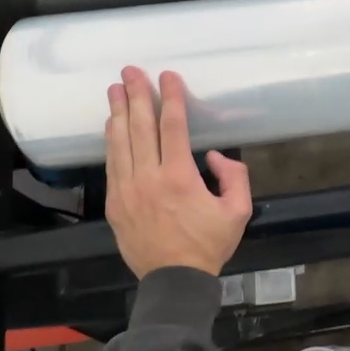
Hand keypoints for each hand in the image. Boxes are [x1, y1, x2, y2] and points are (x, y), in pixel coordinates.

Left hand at [104, 67, 252, 277]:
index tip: (167, 76)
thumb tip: (214, 157)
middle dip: (135, 96)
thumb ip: (235, 177)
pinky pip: (112, 164)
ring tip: (115, 89)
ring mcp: (127, 190)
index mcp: (180, 177)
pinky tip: (112, 125)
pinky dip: (111, 140)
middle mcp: (148, 178)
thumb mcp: (238, 211)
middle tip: (130, 71)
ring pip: (119, 143)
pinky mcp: (115, 203)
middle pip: (139, 128)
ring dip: (117, 113)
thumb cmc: (209, 244)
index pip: (173, 127)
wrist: (174, 279)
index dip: (170, 98)